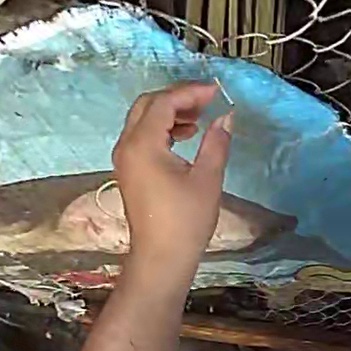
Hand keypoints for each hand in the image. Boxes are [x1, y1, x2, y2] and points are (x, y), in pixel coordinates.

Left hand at [111, 81, 232, 285]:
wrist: (162, 258)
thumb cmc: (185, 221)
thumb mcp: (207, 179)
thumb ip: (216, 142)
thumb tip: (226, 117)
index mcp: (143, 144)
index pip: (164, 102)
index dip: (190, 93)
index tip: (216, 93)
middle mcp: (127, 146)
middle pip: (147, 105)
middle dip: (177, 98)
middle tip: (206, 101)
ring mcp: (124, 159)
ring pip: (142, 120)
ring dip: (169, 113)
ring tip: (199, 118)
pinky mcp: (129, 171)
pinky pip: (142, 137)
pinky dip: (162, 129)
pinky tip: (185, 136)